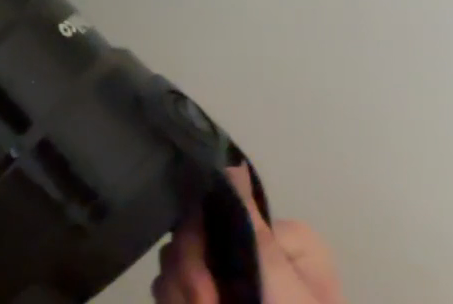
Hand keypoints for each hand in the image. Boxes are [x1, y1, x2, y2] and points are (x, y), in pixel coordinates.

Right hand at [153, 167, 343, 303]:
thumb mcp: (276, 279)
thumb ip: (248, 224)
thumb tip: (229, 162)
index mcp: (283, 241)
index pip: (216, 210)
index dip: (200, 240)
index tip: (206, 275)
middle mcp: (255, 250)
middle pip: (191, 237)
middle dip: (189, 276)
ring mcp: (231, 276)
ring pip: (174, 260)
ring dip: (179, 292)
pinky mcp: (210, 296)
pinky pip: (169, 281)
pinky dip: (175, 299)